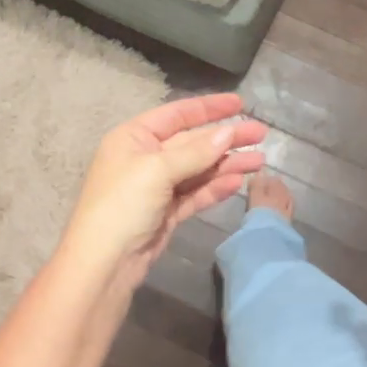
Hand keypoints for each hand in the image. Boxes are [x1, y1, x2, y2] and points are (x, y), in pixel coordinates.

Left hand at [61, 93, 266, 284]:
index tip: (241, 103)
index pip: (177, 114)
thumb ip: (196, 151)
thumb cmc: (123, 205)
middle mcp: (145, 158)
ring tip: (259, 161)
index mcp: (134, 138)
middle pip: (193, 142)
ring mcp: (157, 187)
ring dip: (228, 164)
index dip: (209, 108)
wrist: (105, 263)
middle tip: (261, 134)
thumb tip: (228, 132)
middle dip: (226, 138)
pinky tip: (239, 182)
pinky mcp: (167, 212)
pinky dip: (217, 187)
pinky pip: (196, 193)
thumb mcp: (157, 171)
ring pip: (199, 169)